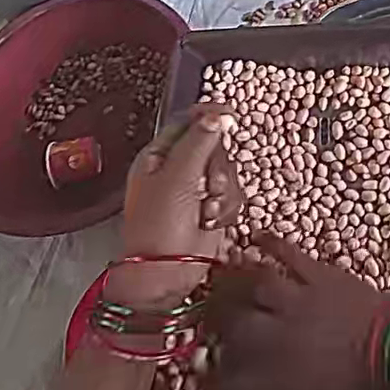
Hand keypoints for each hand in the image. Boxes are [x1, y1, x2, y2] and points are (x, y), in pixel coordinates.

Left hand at [107, 105, 245, 308]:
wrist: (165, 275)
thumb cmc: (159, 225)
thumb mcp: (177, 177)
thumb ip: (199, 142)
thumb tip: (218, 116)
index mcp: (158, 155)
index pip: (186, 122)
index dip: (208, 115)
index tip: (230, 114)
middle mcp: (177, 169)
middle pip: (213, 146)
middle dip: (217, 166)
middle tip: (210, 185)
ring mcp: (195, 189)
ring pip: (226, 171)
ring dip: (223, 191)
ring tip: (207, 209)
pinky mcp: (211, 208)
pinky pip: (232, 194)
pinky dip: (226, 207)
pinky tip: (212, 220)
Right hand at [211, 234, 389, 389]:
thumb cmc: (364, 385)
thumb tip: (253, 385)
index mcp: (278, 378)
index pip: (231, 382)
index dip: (214, 380)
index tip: (207, 377)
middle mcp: (279, 336)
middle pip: (235, 326)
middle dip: (217, 324)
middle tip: (210, 318)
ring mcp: (297, 300)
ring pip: (253, 284)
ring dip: (236, 280)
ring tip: (224, 276)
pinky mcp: (316, 274)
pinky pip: (287, 253)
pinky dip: (270, 242)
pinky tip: (256, 237)